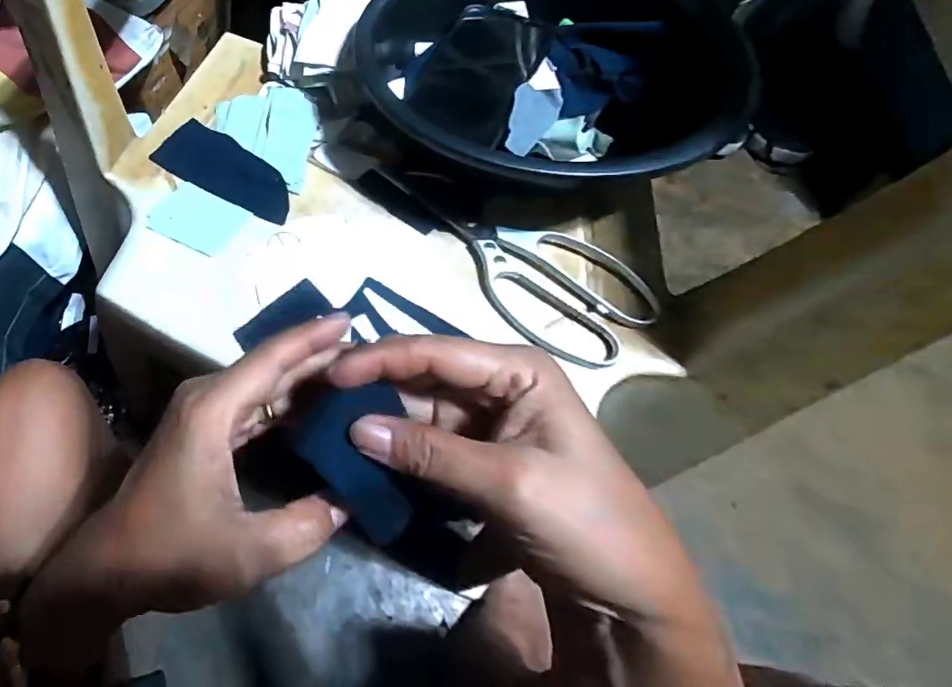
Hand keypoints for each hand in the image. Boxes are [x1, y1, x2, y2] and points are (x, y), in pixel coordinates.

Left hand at [17, 317, 352, 672]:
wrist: (106, 569)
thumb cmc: (171, 554)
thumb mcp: (246, 553)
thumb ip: (305, 526)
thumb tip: (349, 500)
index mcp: (212, 409)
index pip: (271, 360)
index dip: (312, 338)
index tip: (350, 317)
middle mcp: (207, 396)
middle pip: (271, 365)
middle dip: (317, 354)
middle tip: (366, 350)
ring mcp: (203, 410)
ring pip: (263, 382)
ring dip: (304, 376)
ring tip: (351, 372)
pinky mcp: (203, 427)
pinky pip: (253, 403)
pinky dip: (286, 400)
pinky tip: (316, 406)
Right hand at [327, 336, 737, 685]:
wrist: (633, 600)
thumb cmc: (587, 522)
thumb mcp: (510, 484)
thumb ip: (432, 453)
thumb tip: (355, 427)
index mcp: (518, 369)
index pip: (437, 351)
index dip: (382, 358)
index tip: (331, 373)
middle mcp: (499, 384)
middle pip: (424, 376)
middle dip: (373, 386)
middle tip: (318, 397)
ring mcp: (488, 423)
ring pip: (420, 411)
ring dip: (379, 420)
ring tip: (327, 424)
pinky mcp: (478, 460)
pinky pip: (428, 446)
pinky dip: (397, 452)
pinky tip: (360, 455)